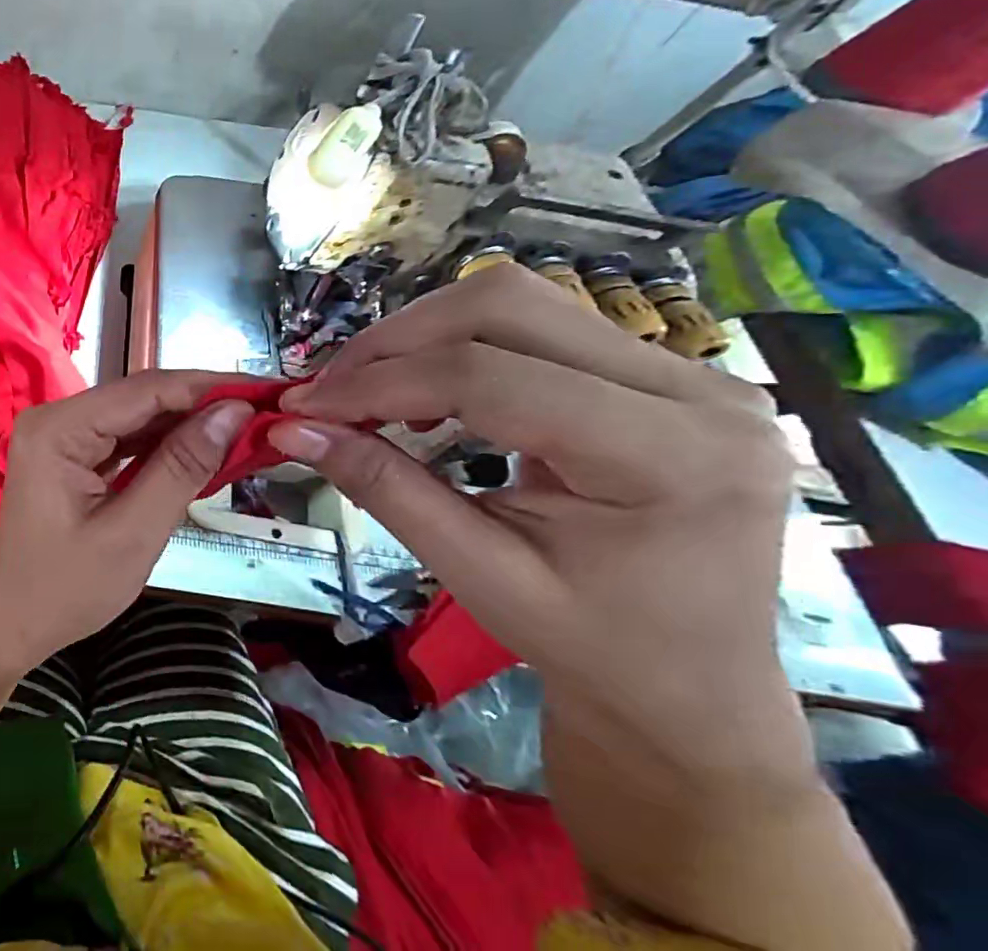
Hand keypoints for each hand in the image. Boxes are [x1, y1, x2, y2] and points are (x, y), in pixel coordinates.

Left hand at [0, 370, 253, 670]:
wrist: (14, 623)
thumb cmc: (66, 590)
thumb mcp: (133, 533)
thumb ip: (182, 468)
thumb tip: (233, 413)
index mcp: (58, 429)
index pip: (145, 390)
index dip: (210, 387)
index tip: (268, 391)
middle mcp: (55, 418)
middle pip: (142, 398)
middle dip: (204, 405)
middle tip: (267, 411)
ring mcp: (60, 435)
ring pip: (138, 417)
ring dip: (189, 425)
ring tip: (248, 429)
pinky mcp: (70, 454)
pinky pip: (126, 440)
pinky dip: (165, 446)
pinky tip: (205, 449)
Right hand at [266, 264, 793, 723]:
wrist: (688, 684)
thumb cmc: (588, 646)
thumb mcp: (476, 573)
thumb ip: (384, 488)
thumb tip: (293, 430)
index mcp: (668, 456)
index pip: (489, 377)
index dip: (379, 384)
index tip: (300, 407)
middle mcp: (695, 389)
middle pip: (507, 307)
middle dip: (394, 342)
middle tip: (328, 392)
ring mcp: (686, 373)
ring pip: (519, 303)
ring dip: (421, 338)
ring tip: (367, 392)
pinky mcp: (660, 375)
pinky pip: (537, 329)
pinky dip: (456, 349)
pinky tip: (425, 395)